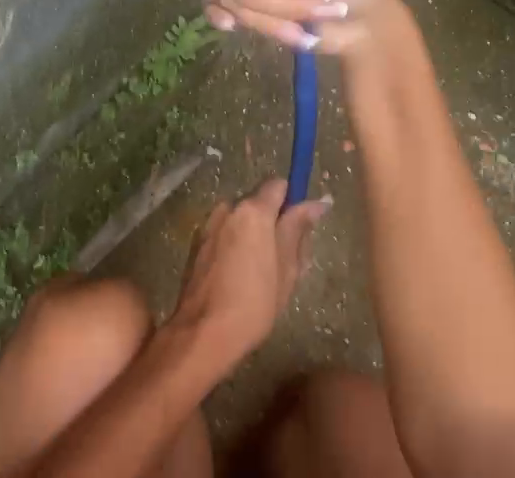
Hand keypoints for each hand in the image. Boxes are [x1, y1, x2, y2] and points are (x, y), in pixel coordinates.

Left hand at [170, 179, 330, 370]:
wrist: (204, 329)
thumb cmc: (255, 302)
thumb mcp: (287, 268)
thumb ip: (298, 230)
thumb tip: (317, 201)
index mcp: (252, 212)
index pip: (277, 186)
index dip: (293, 200)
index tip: (303, 225)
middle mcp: (227, 209)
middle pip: (258, 203)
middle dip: (274, 223)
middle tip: (287, 260)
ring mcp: (208, 224)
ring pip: (240, 220)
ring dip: (254, 235)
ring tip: (264, 274)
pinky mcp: (197, 242)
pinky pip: (225, 233)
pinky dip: (236, 245)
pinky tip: (241, 276)